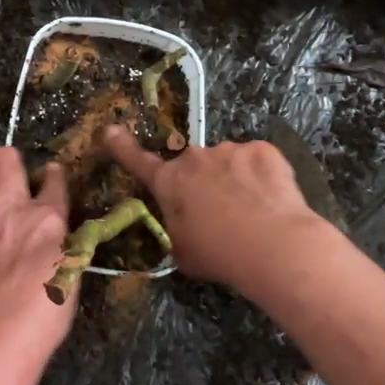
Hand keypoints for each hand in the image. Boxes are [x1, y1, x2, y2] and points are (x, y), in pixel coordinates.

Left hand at [0, 148, 74, 356]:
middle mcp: (13, 204)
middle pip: (8, 156)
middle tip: (8, 181)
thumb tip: (67, 234)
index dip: (53, 175)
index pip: (55, 180)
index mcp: (49, 217)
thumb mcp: (72, 276)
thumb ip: (69, 246)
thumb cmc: (42, 314)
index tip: (50, 177)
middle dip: (8, 162)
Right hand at [105, 126, 322, 298]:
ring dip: (234, 180)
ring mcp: (229, 150)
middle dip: (203, 183)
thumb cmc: (219, 254)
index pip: (138, 161)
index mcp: (169, 182)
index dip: (123, 146)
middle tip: (222, 214)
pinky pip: (257, 161)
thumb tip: (181, 226)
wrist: (274, 246)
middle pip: (194, 167)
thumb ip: (175, 230)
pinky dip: (262, 176)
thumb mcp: (182, 251)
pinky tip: (273, 201)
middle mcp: (193, 159)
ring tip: (254, 213)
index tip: (111, 130)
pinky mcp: (262, 150)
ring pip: (228, 163)